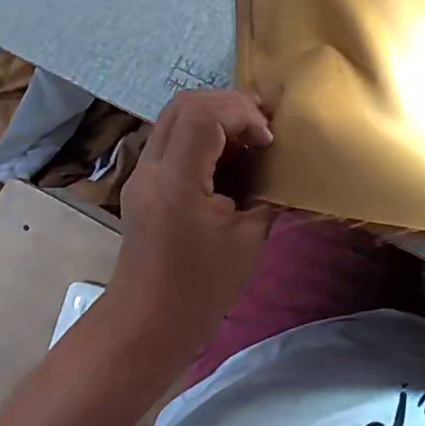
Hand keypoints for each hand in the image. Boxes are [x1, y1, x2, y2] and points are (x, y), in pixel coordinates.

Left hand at [109, 90, 275, 340]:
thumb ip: (266, 197)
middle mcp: (150, 167)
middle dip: (230, 105)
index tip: (267, 142)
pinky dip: (202, 137)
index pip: (204, 114)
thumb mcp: (248, 241)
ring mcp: (142, 173)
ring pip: (175, 117)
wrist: (148, 322)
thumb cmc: (200, 289)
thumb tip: (282, 173)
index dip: (242, 114)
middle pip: (185, 104)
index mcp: (175, 180)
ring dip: (215, 118)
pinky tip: (229, 161)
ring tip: (250, 140)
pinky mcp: (144, 183)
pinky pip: (171, 140)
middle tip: (263, 129)